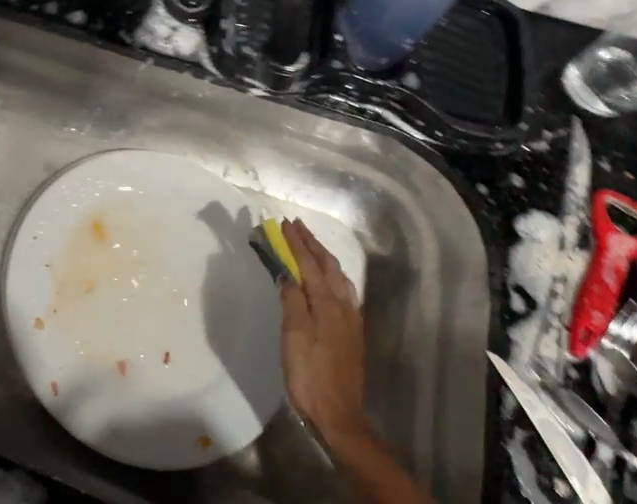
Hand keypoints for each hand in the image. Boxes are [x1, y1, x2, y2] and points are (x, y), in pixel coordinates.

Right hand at [278, 218, 368, 443]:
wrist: (338, 415)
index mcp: (326, 303)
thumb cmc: (309, 374)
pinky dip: (333, 276)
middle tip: (297, 226)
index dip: (296, 242)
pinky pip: (344, 292)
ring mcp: (351, 320)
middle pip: (328, 266)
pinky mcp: (352, 333)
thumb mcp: (293, 336)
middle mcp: (343, 306)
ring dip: (324, 258)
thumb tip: (287, 274)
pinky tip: (329, 282)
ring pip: (339, 278)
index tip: (284, 223)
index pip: (309, 263)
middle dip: (312, 244)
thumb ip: (292, 301)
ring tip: (311, 247)